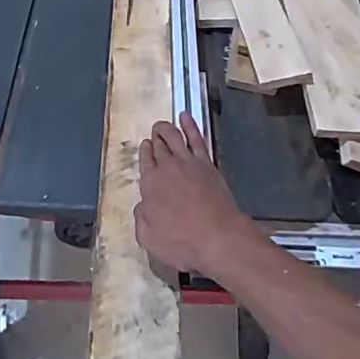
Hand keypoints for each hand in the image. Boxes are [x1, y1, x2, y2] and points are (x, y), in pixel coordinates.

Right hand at [133, 111, 261, 275]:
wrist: (218, 236)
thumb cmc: (182, 241)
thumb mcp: (149, 238)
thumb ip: (141, 217)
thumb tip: (142, 204)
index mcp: (150, 183)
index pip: (145, 161)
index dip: (144, 153)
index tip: (145, 148)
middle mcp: (167, 167)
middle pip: (158, 146)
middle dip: (154, 139)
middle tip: (153, 135)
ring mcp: (188, 162)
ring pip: (174, 136)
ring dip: (166, 128)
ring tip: (162, 125)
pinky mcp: (207, 163)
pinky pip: (196, 138)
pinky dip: (190, 125)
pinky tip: (186, 117)